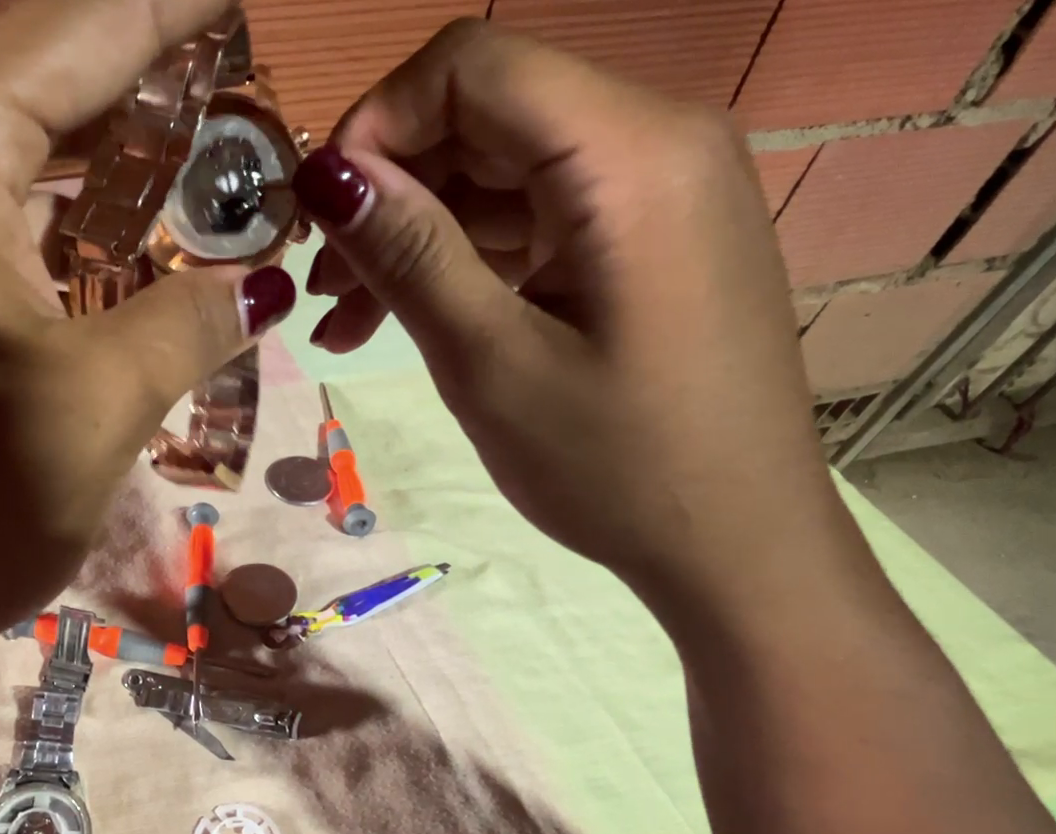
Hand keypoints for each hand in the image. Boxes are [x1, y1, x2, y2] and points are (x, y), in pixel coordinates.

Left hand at [0, 0, 294, 656]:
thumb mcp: (101, 397)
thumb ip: (193, 315)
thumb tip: (259, 279)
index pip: (79, 28)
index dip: (173, 17)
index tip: (241, 12)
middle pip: (38, 90)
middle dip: (146, 105)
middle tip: (240, 128)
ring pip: (5, 169)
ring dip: (100, 182)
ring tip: (192, 200)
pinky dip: (50, 241)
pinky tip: (106, 274)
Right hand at [295, 20, 858, 610]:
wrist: (736, 548)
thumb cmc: (616, 466)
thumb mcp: (489, 361)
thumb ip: (407, 252)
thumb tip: (322, 175)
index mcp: (632, 153)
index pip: (472, 65)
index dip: (376, 125)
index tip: (320, 217)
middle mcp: (657, 141)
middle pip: (484, 115)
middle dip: (389, 189)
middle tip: (319, 284)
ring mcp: (658, 190)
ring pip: (501, 172)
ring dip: (415, 233)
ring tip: (344, 322)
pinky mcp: (647, 239)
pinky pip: (536, 218)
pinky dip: (465, 259)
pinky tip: (405, 318)